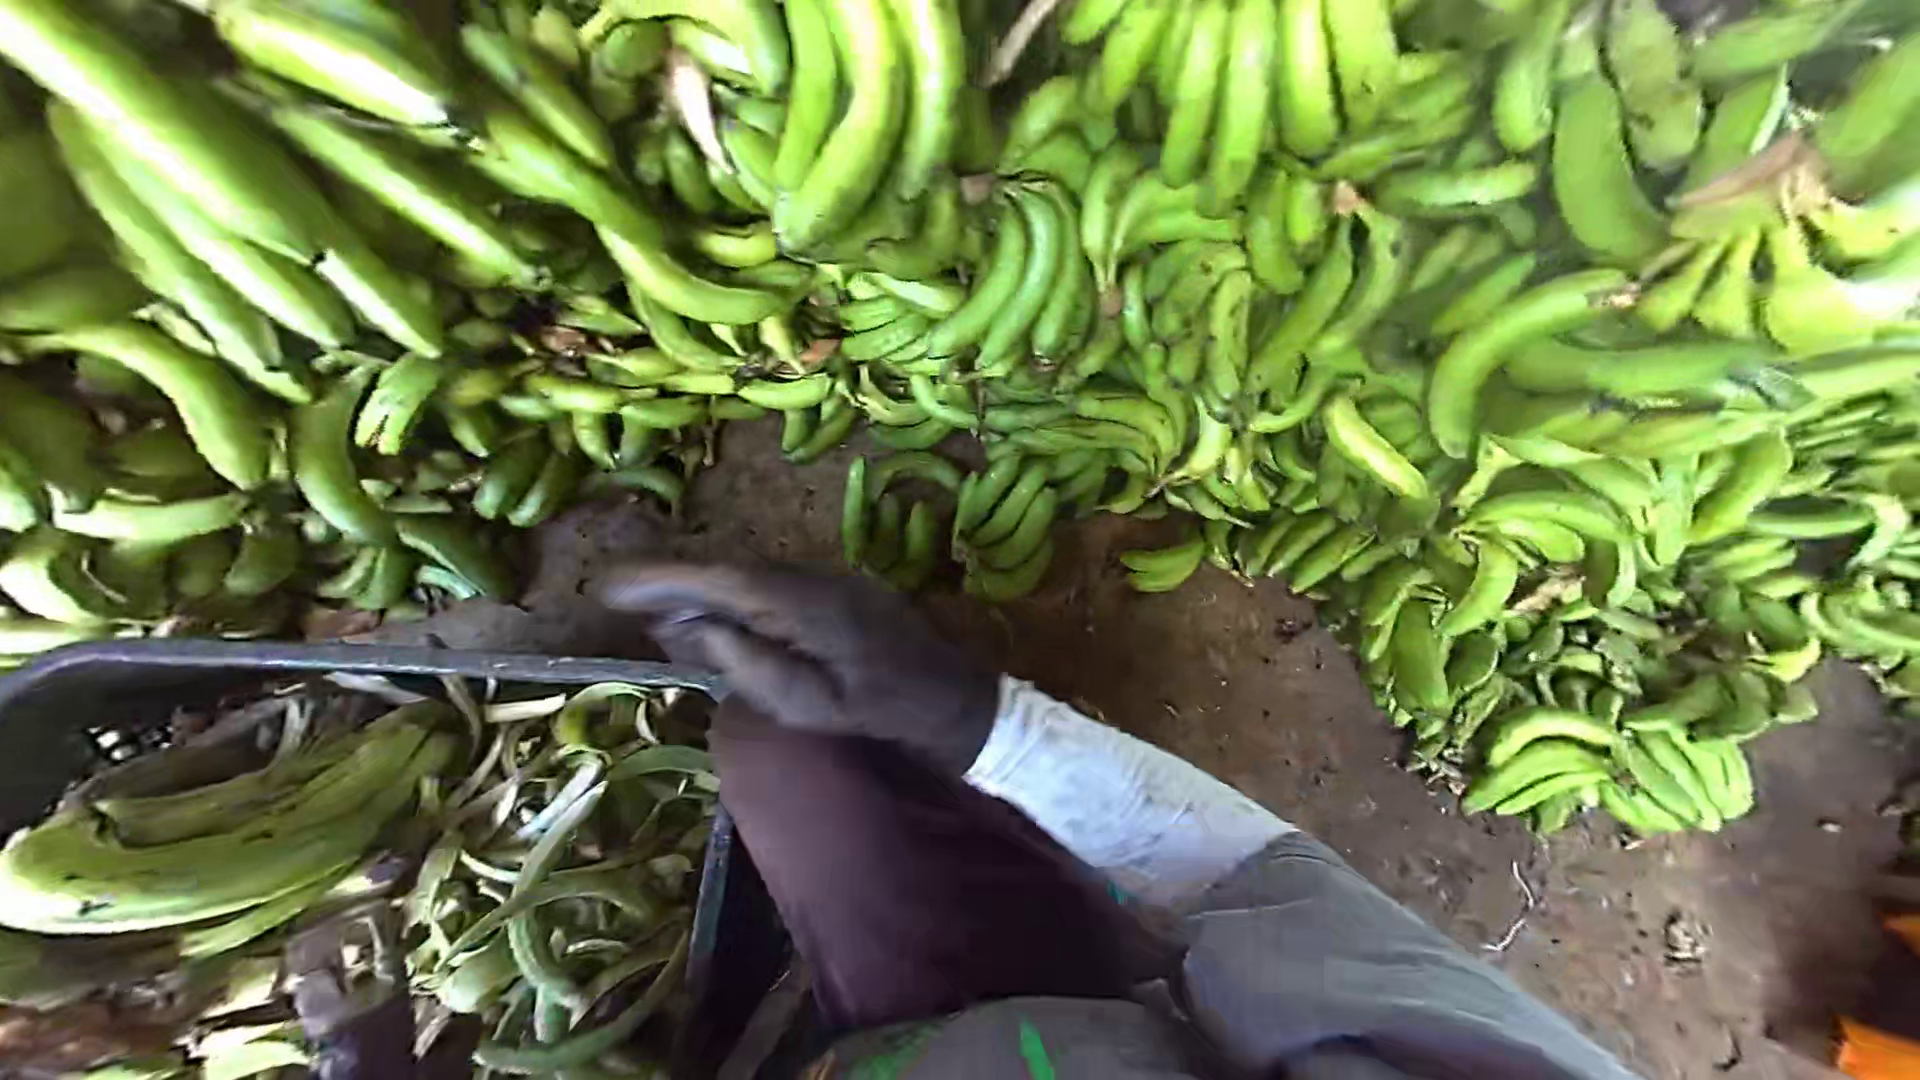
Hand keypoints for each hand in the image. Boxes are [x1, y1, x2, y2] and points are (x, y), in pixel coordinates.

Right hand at [597, 563, 999, 773]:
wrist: (949, 694)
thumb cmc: (879, 710)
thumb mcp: (810, 706)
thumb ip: (750, 665)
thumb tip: (694, 628)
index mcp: (806, 605)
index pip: (723, 580)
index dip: (664, 578)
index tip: (611, 583)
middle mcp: (815, 580)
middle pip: (731, 570)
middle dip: (672, 580)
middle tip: (618, 596)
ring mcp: (829, 581)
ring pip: (750, 576)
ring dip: (700, 589)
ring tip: (652, 609)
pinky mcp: (836, 591)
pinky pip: (771, 586)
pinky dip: (733, 597)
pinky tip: (711, 616)